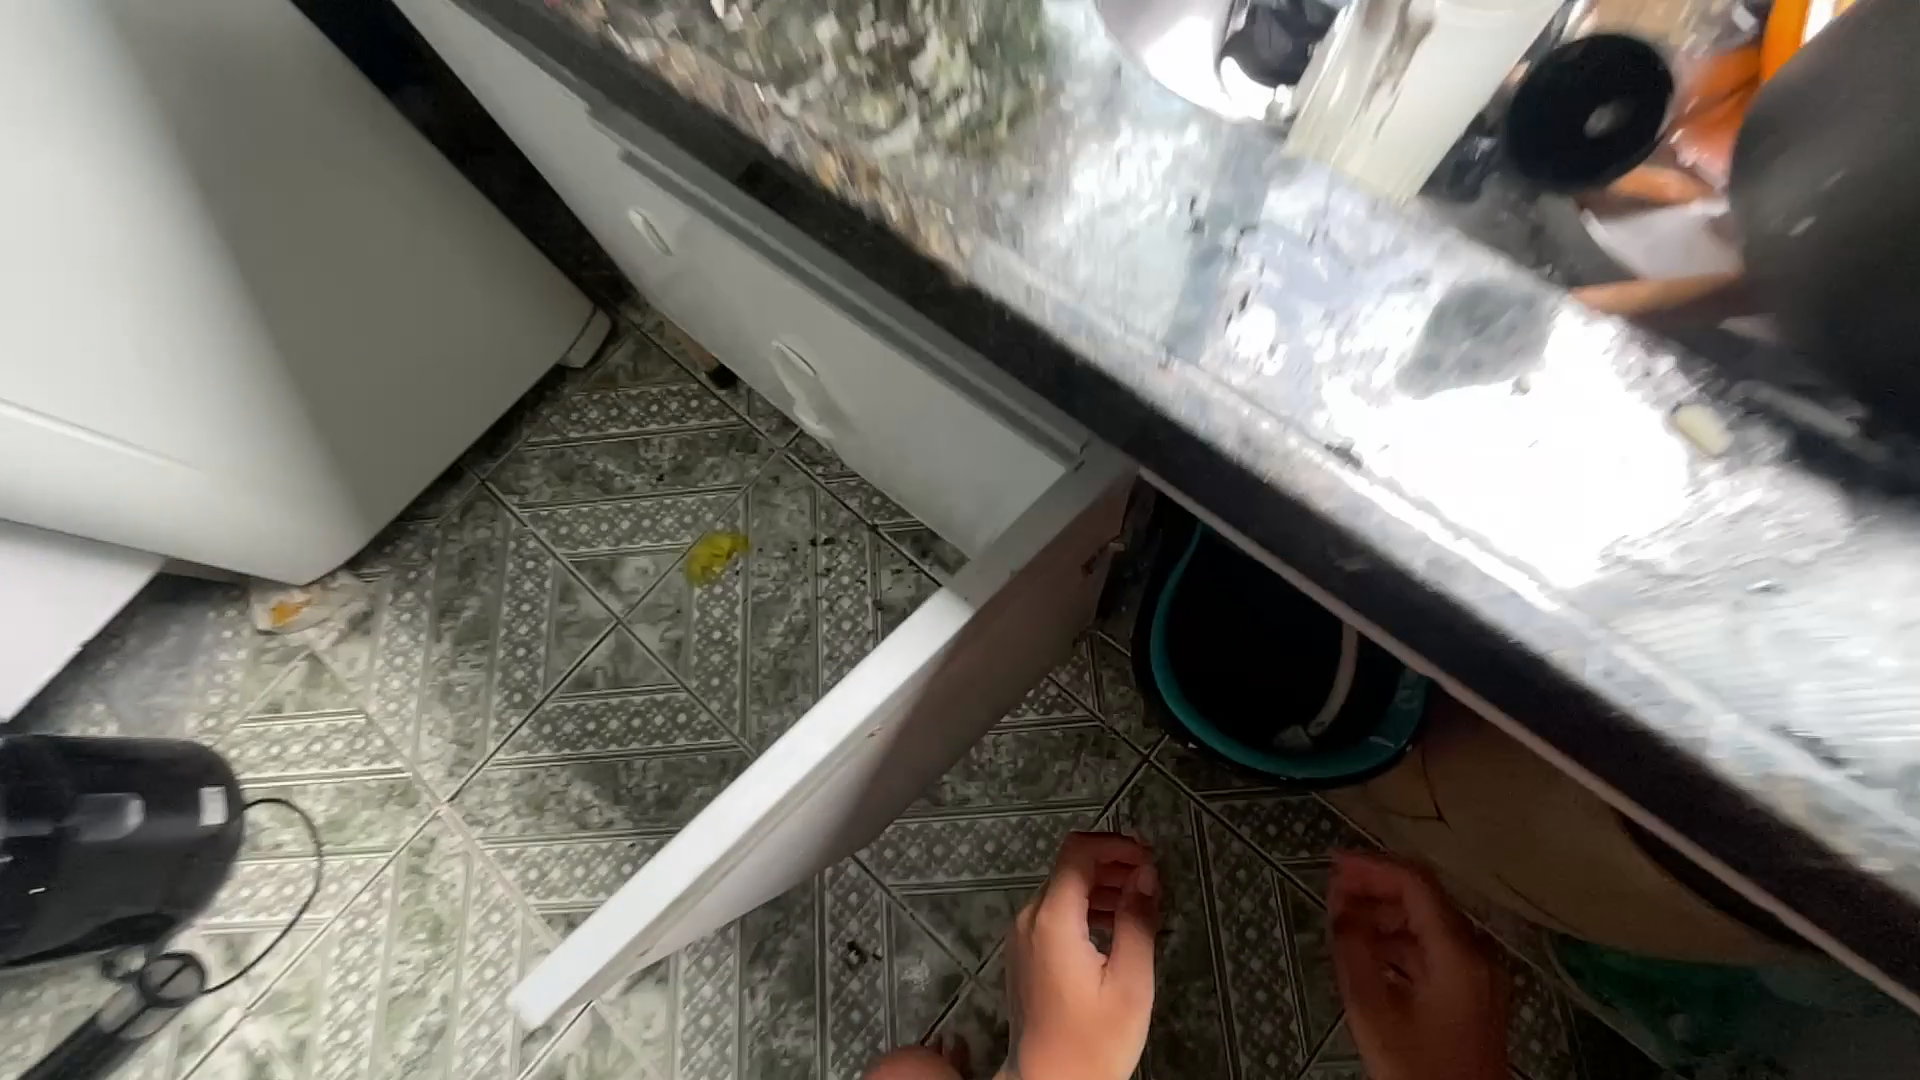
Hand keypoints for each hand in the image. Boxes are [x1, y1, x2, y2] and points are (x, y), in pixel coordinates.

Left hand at [1002, 832, 1159, 1079]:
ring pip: (1063, 887)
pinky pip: (1055, 911)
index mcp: (1053, 917)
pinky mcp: (1024, 949)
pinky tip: (1115, 924)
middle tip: (1151, 877)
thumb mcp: (1130, 984)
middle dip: (1112, 862)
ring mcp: (1022, 932)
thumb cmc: (1093, 1042)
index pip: (1078, 851)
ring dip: (1101, 884)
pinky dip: (1085, 906)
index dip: (1115, 844)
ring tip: (1140, 900)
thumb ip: (1137, 921)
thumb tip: (1146, 874)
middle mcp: (1030, 916)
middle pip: (1070, 866)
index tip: (1148, 856)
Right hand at [1329, 851, 1508, 1079]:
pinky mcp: (1473, 991)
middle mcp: (1477, 953)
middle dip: (1374, 885)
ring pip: (1427, 919)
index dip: (1370, 865)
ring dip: (1383, 911)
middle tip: (1332, 886)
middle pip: (1424, 895)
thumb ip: (1352, 944)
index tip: (1331, 862)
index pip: (1414, 882)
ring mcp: (1480, 973)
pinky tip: (1368, 947)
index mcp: (1458, 951)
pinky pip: (1433, 944)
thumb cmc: (1416, 1066)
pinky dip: (1398, 936)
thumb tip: (1341, 902)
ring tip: (1343, 918)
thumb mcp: (1371, 1006)